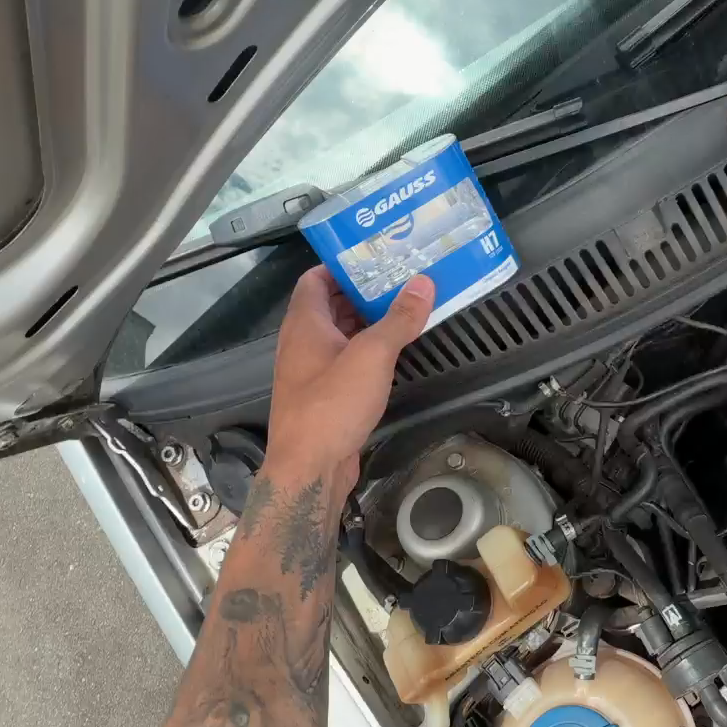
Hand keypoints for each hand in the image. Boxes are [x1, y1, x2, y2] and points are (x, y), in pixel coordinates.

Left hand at [266, 267, 433, 490]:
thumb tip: (423, 283)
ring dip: (367, 324)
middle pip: (330, 306)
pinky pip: (346, 363)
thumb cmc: (332, 405)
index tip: (376, 258)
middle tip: (401, 283)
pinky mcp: (324, 397)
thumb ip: (398, 319)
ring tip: (404, 312)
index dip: (342, 265)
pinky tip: (394, 355)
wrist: (311, 467)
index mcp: (305, 324)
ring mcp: (311, 372)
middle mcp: (303, 343)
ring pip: (340, 336)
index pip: (315, 278)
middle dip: (363, 293)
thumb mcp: (372, 355)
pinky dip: (367, 353)